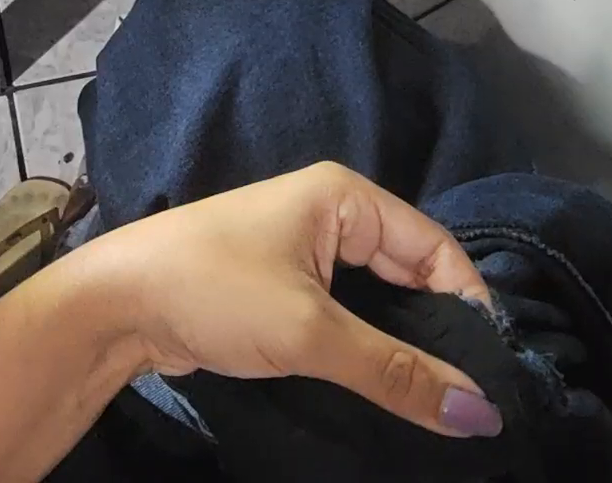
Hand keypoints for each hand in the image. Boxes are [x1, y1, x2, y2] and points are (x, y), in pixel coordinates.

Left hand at [65, 161, 505, 438]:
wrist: (117, 300)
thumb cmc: (216, 290)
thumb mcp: (308, 330)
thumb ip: (395, 371)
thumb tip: (481, 414)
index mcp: (344, 197)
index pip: (434, 247)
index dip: (469, 306)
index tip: (494, 378)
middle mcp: (331, 214)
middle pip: (409, 271)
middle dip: (439, 329)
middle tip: (472, 402)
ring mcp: (306, 249)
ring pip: (378, 297)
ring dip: (404, 345)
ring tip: (440, 405)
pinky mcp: (285, 285)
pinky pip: (347, 313)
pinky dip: (369, 348)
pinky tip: (391, 390)